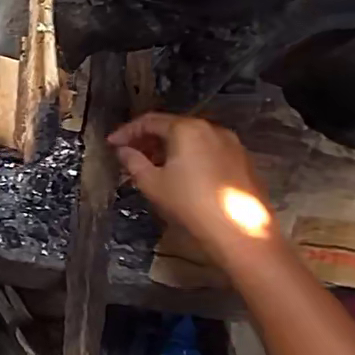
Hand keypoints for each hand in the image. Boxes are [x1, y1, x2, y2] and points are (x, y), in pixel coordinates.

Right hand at [109, 112, 274, 262]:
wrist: (241, 233)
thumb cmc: (190, 204)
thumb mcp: (152, 184)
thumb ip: (133, 162)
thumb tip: (123, 151)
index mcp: (187, 129)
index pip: (150, 121)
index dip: (126, 131)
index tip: (111, 144)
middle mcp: (212, 129)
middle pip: (173, 126)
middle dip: (148, 139)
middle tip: (129, 154)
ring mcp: (232, 144)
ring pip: (192, 139)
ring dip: (169, 148)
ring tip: (152, 166)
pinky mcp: (243, 161)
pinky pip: (208, 150)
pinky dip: (189, 156)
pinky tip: (181, 175)